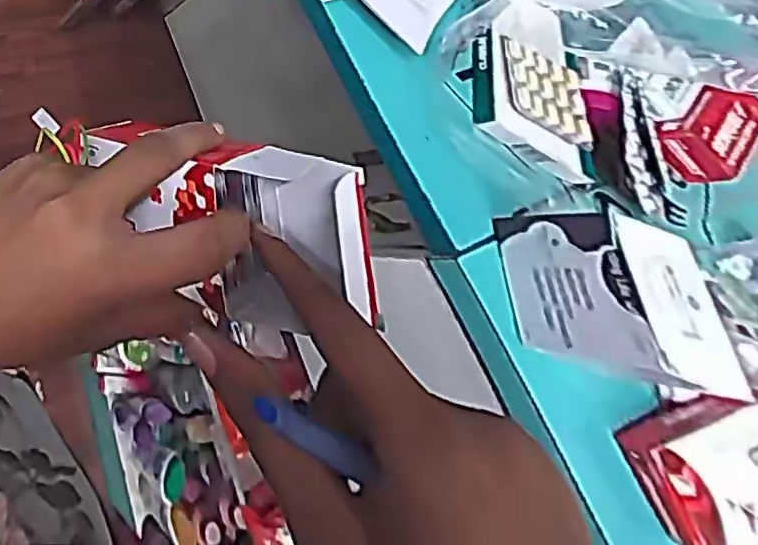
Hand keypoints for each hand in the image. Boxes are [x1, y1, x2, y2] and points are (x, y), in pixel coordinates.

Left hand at [0, 121, 250, 377]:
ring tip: (87, 221)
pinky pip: (69, 171)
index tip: (239, 225)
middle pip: (159, 155)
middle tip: (211, 133)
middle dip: (193, 139)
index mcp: (111, 265)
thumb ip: (149, 314)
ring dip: (115, 185)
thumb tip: (194, 305)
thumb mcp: (88, 335)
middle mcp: (89, 210)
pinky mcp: (28, 163)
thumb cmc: (13, 328)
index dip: (231, 232)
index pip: (198, 242)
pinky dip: (74, 190)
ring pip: (108, 168)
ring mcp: (55, 177)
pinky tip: (47, 217)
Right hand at [183, 230, 589, 544]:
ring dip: (384, 452)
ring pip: (412, 417)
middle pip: (373, 387)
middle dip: (340, 426)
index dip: (295, 278)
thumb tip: (212, 349)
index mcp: (429, 436)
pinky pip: (460, 442)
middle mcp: (487, 430)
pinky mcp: (545, 477)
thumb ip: (266, 429)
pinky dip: (430, 468)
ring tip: (394, 525)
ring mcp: (523, 455)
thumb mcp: (329, 526)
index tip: (265, 241)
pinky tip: (437, 526)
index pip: (341, 329)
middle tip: (341, 497)